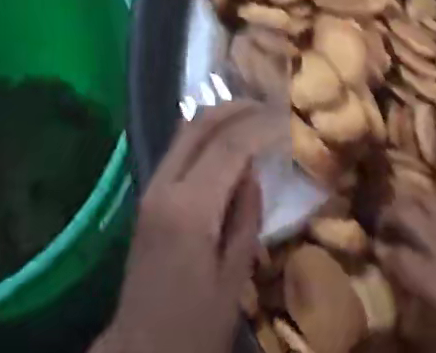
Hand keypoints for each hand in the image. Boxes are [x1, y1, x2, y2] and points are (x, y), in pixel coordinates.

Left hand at [92, 102, 280, 352]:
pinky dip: (204, 135)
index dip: (260, 126)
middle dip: (236, 108)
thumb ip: (245, 219)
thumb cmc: (194, 329)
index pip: (229, 147)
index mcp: (189, 209)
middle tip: (271, 105)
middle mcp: (164, 186)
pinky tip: (226, 140)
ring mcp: (151, 188)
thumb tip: (254, 172)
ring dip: (219, 117)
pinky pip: (178, 150)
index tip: (288, 117)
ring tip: (253, 115)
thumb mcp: (233, 282)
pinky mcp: (147, 197)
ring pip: (184, 132)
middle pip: (199, 125)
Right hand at [378, 196, 435, 352]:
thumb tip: (423, 326)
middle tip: (385, 227)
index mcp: (435, 281)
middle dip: (390, 214)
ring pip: (433, 198)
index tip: (375, 254)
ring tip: (413, 214)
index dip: (381, 254)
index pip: (394, 257)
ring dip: (419, 202)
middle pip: (406, 210)